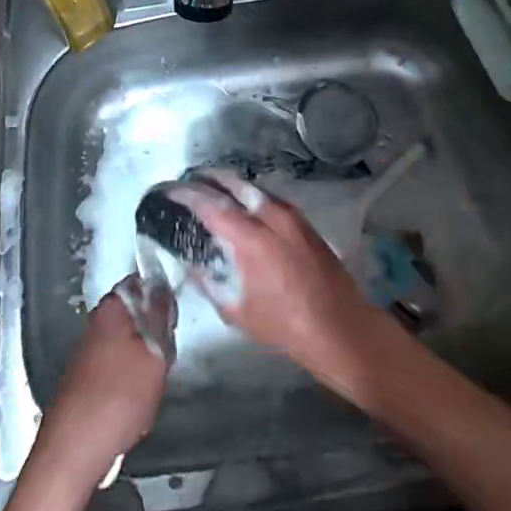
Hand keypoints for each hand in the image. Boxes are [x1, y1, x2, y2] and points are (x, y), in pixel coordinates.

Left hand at [38, 276, 172, 469]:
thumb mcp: (154, 354)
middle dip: (155, 330)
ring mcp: (90, 346)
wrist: (78, 441)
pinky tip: (138, 395)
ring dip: (146, 354)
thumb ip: (160, 319)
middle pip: (135, 312)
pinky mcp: (88, 371)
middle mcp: (96, 321)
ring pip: (129, 338)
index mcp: (111, 308)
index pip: (139, 283)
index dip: (162, 296)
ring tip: (153, 378)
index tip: (174, 318)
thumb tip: (163, 292)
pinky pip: (118, 360)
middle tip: (167, 353)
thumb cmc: (119, 396)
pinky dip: (132, 373)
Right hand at [179, 168, 392, 395]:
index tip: (167, 191)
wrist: (344, 331)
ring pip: (252, 187)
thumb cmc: (284, 324)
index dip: (183, 194)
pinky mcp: (305, 223)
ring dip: (228, 185)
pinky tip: (241, 208)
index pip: (207, 202)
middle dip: (205, 179)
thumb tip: (187, 259)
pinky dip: (248, 196)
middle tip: (186, 184)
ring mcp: (291, 217)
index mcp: (249, 237)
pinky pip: (268, 198)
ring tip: (210, 192)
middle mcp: (270, 217)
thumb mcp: (234, 308)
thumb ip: (206, 278)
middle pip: (231, 182)